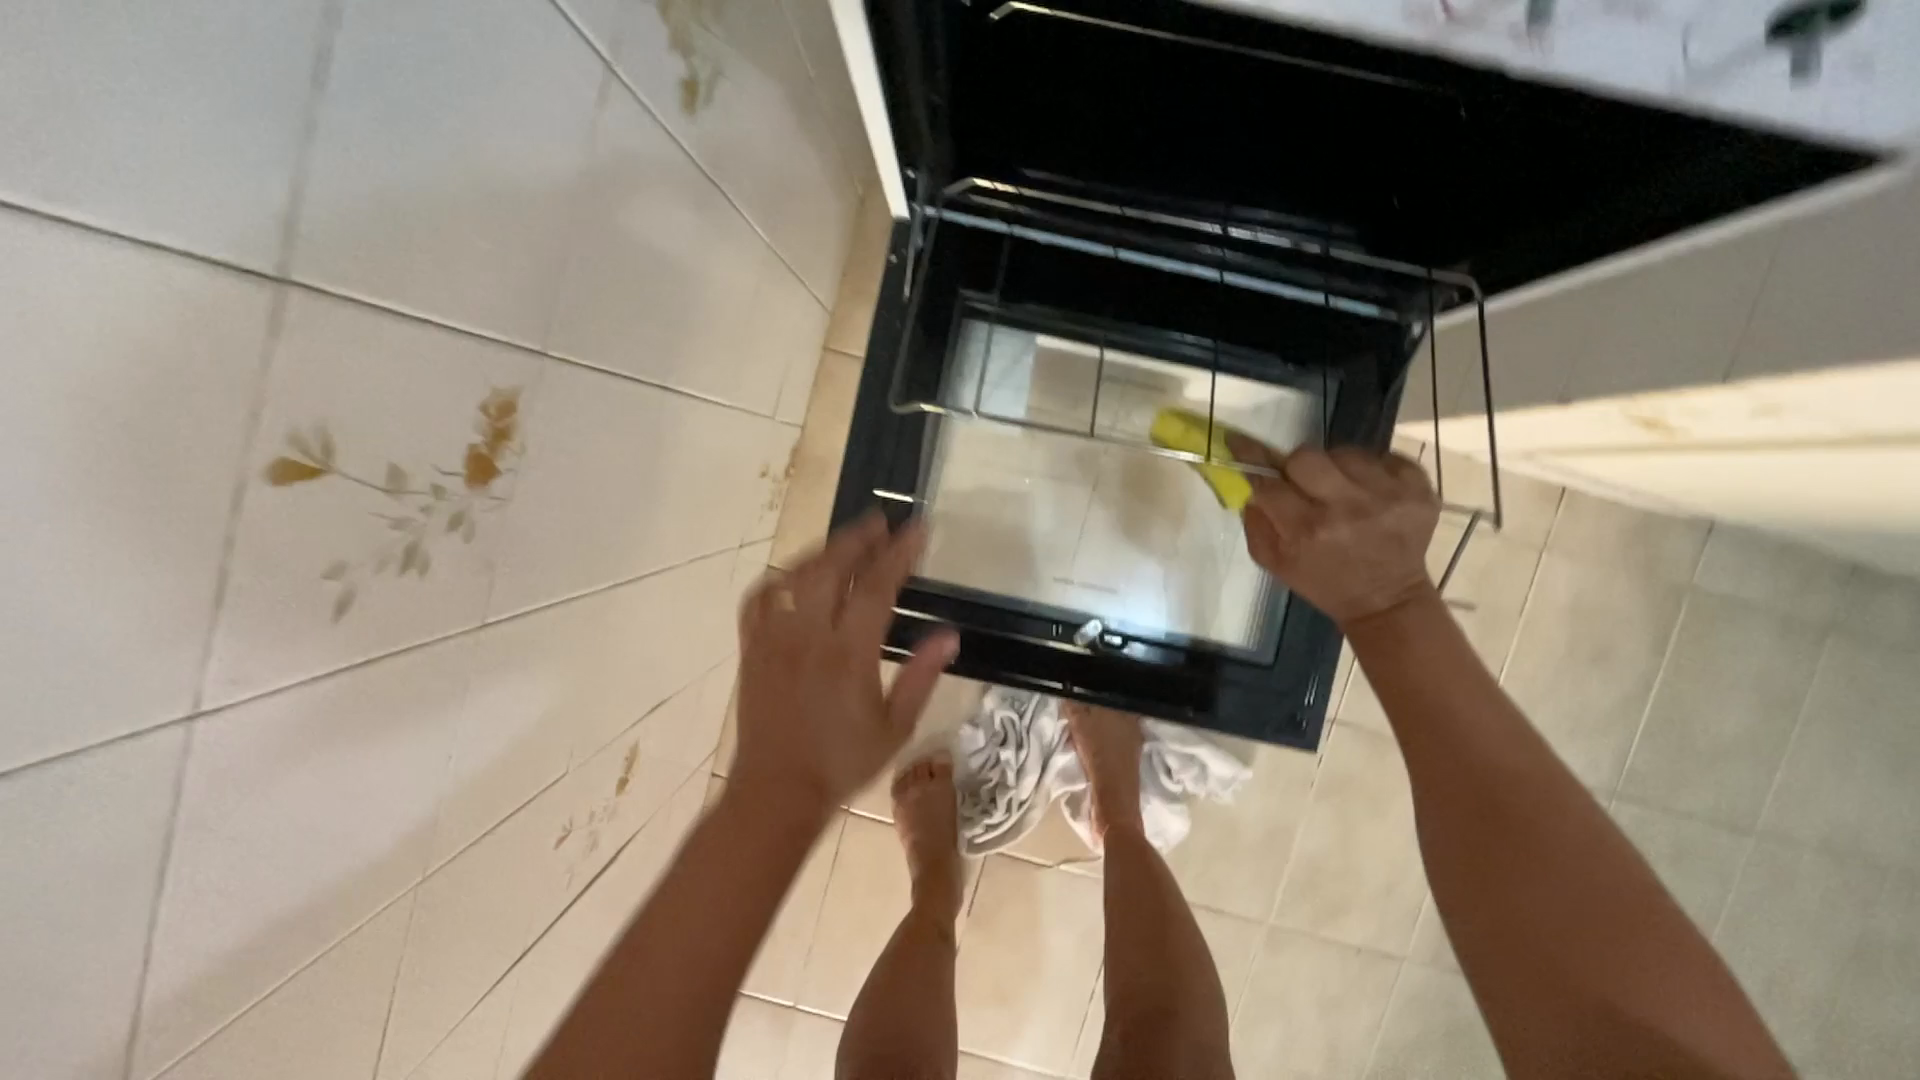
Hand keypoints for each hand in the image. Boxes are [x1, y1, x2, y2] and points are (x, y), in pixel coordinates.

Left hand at [732, 513, 960, 815]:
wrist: (776, 790)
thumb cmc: (842, 763)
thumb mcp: (895, 727)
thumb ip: (921, 676)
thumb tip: (949, 634)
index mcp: (849, 653)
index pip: (877, 586)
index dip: (899, 553)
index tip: (918, 528)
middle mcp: (808, 635)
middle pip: (833, 567)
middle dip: (860, 538)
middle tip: (882, 522)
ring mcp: (774, 638)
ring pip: (797, 575)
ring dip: (825, 550)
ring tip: (848, 539)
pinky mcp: (752, 648)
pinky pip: (760, 598)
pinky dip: (780, 577)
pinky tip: (796, 574)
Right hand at [1227, 436, 1440, 628]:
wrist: (1387, 600)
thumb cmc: (1323, 582)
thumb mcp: (1275, 563)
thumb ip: (1256, 521)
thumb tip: (1249, 482)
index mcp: (1307, 531)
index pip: (1269, 482)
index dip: (1252, 460)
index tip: (1237, 442)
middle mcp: (1347, 509)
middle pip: (1306, 456)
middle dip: (1298, 467)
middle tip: (1303, 483)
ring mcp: (1387, 496)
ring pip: (1345, 452)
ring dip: (1336, 467)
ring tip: (1342, 490)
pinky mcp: (1418, 489)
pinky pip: (1384, 457)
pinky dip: (1372, 470)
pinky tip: (1371, 492)